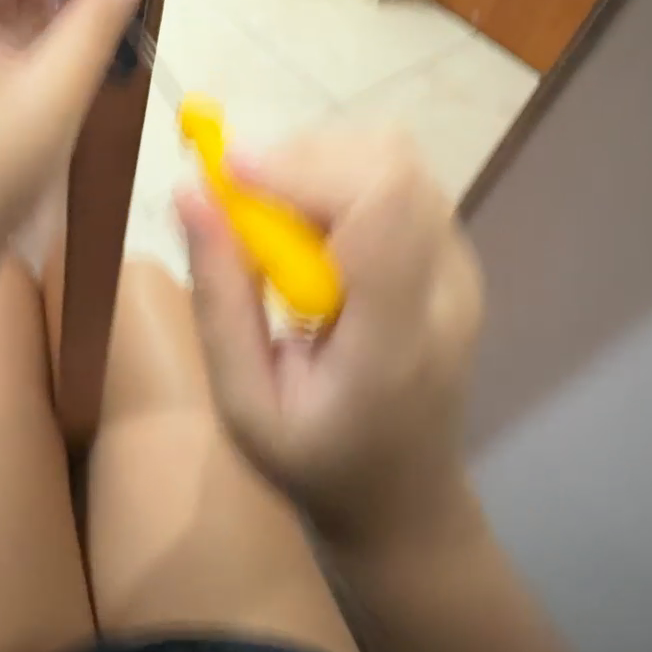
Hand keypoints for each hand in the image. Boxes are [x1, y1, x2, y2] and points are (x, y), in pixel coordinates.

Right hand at [177, 131, 482, 546]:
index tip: (227, 170)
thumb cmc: (317, 462)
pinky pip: (394, 178)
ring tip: (275, 221)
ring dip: (317, 165)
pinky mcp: (451, 251)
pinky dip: (337, 177)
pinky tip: (309, 228)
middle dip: (300, 160)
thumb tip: (191, 192)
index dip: (302, 167)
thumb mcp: (243, 403)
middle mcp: (446, 287)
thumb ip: (220, 299)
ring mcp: (460, 265)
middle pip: (391, 165)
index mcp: (397, 340)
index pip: (381, 208)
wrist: (405, 493)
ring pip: (394, 157)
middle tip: (242, 200)